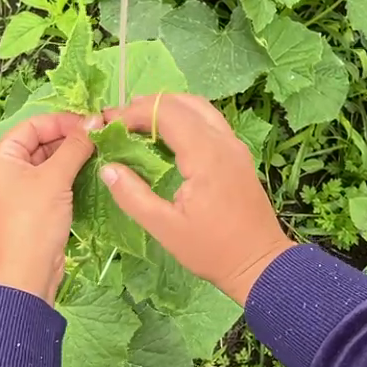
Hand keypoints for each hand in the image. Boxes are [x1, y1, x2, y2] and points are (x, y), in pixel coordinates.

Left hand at [0, 112, 97, 301]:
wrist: (25, 276)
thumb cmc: (33, 223)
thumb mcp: (55, 179)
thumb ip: (75, 147)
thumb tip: (94, 121)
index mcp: (1, 157)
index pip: (34, 125)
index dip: (63, 121)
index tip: (94, 124)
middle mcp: (7, 171)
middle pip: (42, 143)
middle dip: (71, 140)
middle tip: (104, 139)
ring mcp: (20, 192)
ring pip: (50, 165)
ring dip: (74, 160)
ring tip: (103, 155)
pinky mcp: (34, 210)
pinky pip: (53, 185)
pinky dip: (71, 179)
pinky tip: (95, 175)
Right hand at [97, 93, 294, 305]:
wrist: (258, 263)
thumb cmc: (211, 250)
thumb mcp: (164, 228)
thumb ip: (132, 196)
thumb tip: (108, 168)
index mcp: (205, 155)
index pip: (166, 113)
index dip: (133, 113)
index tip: (108, 125)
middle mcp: (223, 142)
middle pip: (183, 103)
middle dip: (147, 106)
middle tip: (118, 120)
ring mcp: (235, 147)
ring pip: (200, 109)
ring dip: (168, 108)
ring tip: (138, 122)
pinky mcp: (238, 156)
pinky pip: (210, 123)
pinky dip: (184, 120)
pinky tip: (166, 138)